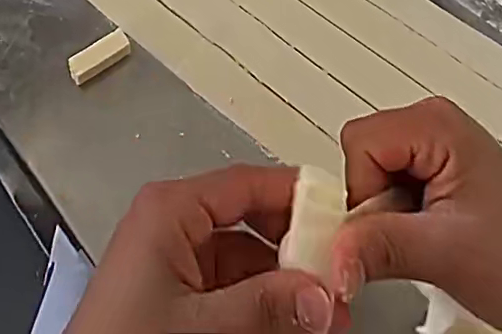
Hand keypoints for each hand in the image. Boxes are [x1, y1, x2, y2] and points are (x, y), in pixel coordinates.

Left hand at [67, 165, 342, 333]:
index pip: (244, 183)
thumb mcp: (201, 324)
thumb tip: (315, 292)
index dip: (291, 193)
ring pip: (241, 256)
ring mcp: (170, 258)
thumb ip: (263, 306)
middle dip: (292, 247)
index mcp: (169, 209)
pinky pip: (226, 284)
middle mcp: (169, 223)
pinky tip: (287, 322)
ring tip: (319, 308)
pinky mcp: (171, 291)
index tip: (332, 209)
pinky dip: (258, 301)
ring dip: (281, 281)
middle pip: (246, 218)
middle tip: (332, 270)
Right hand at [331, 98, 501, 333]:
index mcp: (436, 122)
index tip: (379, 230)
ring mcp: (440, 147)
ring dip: (388, 213)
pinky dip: (400, 217)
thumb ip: (378, 246)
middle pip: (364, 152)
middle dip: (375, 202)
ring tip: (428, 241)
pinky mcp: (442, 171)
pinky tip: (430, 238)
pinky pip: (393, 184)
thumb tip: (332, 251)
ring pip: (375, 171)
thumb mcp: (445, 255)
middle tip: (409, 237)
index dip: (363, 191)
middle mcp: (436, 124)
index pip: (360, 141)